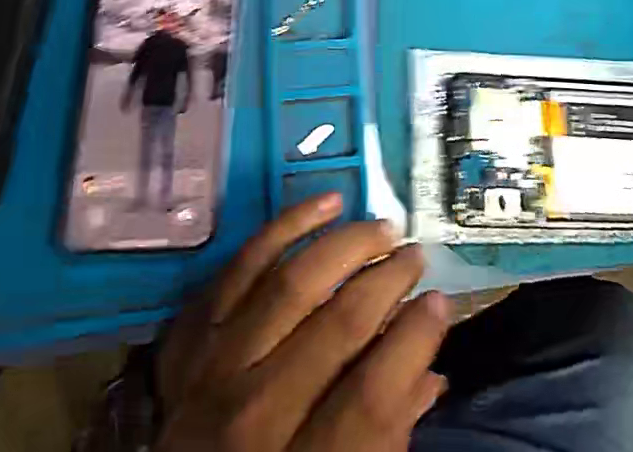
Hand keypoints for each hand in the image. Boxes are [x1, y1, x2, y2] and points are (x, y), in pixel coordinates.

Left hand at [155, 195, 448, 451]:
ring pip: (291, 281)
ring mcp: (215, 363)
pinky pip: (243, 263)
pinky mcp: (193, 330)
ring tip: (382, 228)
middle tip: (416, 257)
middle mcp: (255, 411)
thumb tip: (429, 369)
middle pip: (336, 326)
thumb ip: (385, 437)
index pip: (370, 395)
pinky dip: (287, 227)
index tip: (439, 302)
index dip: (414, 342)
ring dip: (345, 245)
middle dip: (387, 282)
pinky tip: (326, 204)